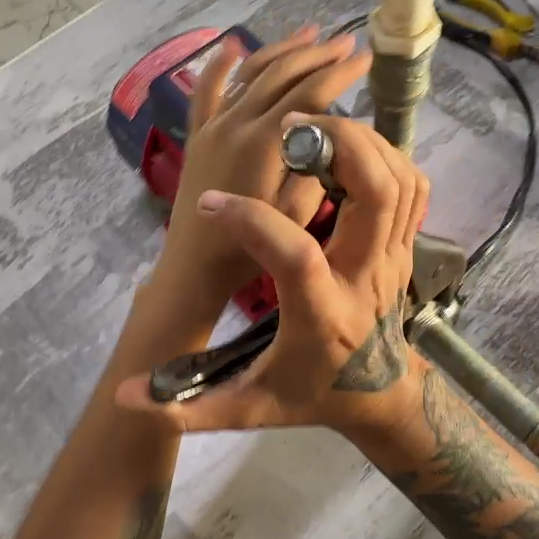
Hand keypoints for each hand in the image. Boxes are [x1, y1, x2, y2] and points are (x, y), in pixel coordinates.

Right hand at [120, 116, 430, 442]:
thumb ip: (192, 408)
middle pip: (376, 195)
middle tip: (290, 129)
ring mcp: (396, 257)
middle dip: (338, 147)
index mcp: (323, 315)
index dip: (252, 222)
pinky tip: (348, 152)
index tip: (209, 204)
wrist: (380, 396)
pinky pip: (412, 186)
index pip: (297, 256)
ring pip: (399, 182)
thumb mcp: (251, 408)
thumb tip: (126, 395)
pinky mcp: (407, 245)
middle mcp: (367, 277)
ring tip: (315, 132)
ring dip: (362, 143)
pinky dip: (386, 155)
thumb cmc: (313, 395)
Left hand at [156, 27, 370, 297]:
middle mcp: (236, 123)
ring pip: (249, 74)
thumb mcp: (294, 216)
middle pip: (281, 74)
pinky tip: (231, 45)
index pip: (310, 94)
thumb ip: (315, 172)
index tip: (365, 58)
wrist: (194, 266)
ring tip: (308, 34)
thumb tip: (334, 139)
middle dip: (317, 54)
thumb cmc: (248, 250)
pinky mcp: (198, 136)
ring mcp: (213, 126)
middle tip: (346, 43)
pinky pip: (207, 91)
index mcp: (264, 143)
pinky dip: (219, 65)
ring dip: (281, 51)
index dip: (340, 73)